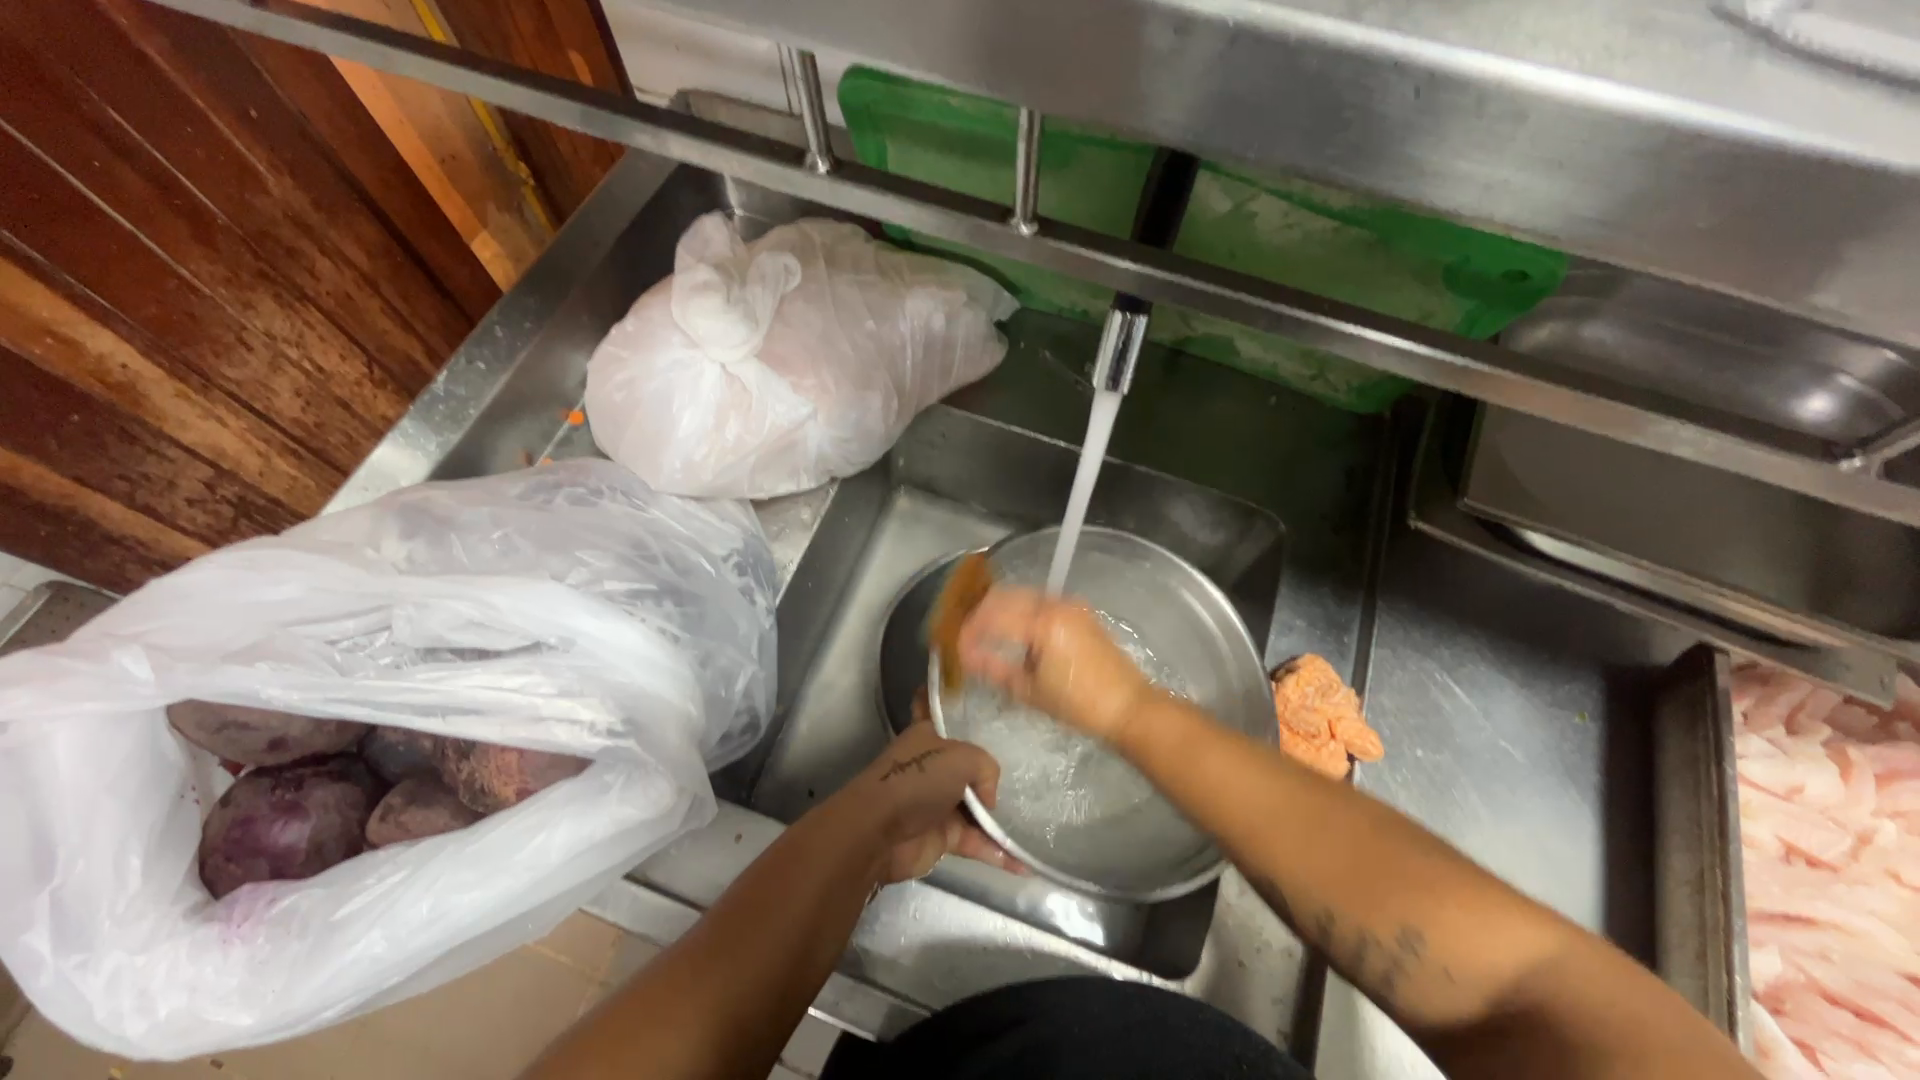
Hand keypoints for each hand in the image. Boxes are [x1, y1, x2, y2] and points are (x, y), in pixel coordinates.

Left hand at [833, 690, 1020, 883]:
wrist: (879, 832)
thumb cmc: (917, 780)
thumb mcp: (962, 757)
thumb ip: (987, 768)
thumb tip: (988, 799)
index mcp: (929, 737)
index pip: (948, 719)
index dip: (965, 713)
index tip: (994, 713)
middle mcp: (934, 768)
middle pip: (971, 768)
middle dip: (994, 775)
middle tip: (1031, 775)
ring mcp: (938, 804)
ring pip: (977, 809)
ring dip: (1000, 819)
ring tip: (1035, 822)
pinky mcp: (942, 837)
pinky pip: (976, 842)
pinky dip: (997, 852)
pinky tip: (1022, 863)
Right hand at [956, 585, 1153, 740]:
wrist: (1129, 706)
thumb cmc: (1079, 705)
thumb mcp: (1030, 691)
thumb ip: (994, 669)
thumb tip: (965, 657)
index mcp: (1042, 623)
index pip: (991, 616)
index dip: (968, 630)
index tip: (954, 645)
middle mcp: (1055, 604)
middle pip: (1004, 596)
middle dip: (980, 613)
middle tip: (965, 635)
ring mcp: (1071, 605)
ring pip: (1022, 596)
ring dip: (1000, 610)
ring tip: (986, 634)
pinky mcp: (1080, 612)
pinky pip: (1041, 602)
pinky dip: (1021, 611)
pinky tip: (1014, 633)